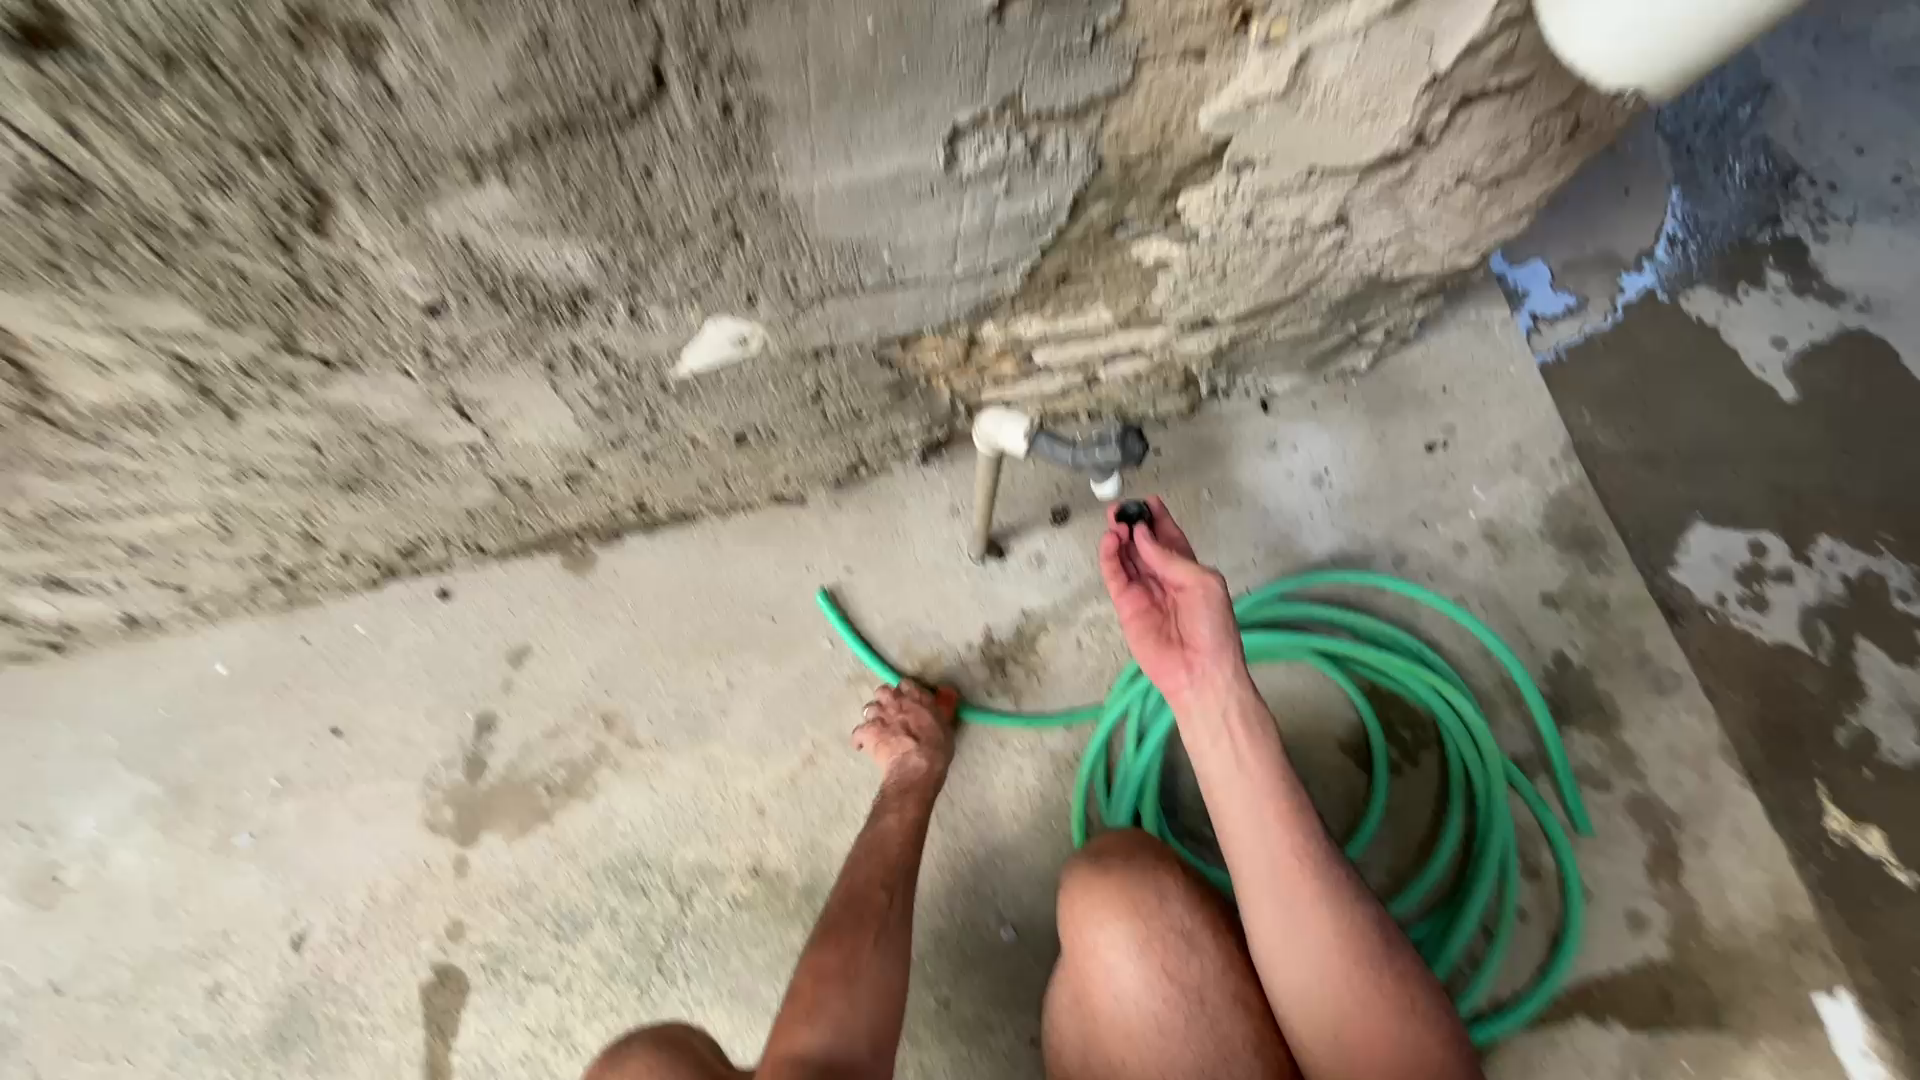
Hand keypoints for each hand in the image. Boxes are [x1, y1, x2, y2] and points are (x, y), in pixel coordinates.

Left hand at [853, 679, 958, 786]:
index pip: (905, 683)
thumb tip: (947, 695)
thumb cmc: (937, 748)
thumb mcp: (947, 725)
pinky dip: (859, 739)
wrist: (917, 766)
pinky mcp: (867, 732)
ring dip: (873, 717)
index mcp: (916, 697)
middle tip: (890, 712)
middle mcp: (896, 701)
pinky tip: (863, 746)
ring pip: (869, 709)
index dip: (904, 692)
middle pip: (883, 691)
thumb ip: (942, 707)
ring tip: (877, 729)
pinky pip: (857, 733)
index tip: (907, 700)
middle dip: (884, 700)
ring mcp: (879, 716)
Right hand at [1097, 497, 1250, 709]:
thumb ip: (1171, 558)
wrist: (1199, 672)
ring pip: (1126, 558)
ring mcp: (1144, 592)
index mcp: (1188, 572)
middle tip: (1121, 509)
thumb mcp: (1203, 583)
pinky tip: (1110, 541)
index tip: (1147, 502)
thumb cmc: (1213, 630)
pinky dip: (1110, 558)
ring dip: (1119, 538)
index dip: (1158, 520)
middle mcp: (1164, 579)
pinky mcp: (1126, 606)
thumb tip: (1142, 537)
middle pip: (1143, 545)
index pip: (1169, 539)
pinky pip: (1115, 576)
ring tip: (1114, 522)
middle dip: (1133, 525)